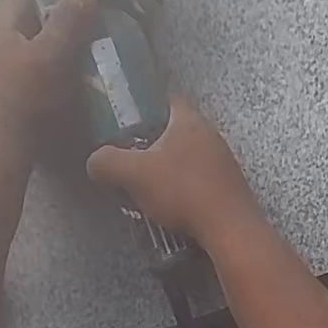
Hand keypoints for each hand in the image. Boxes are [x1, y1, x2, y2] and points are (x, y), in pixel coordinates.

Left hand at [0, 0, 97, 143]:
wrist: (3, 143)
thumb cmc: (26, 95)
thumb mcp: (51, 55)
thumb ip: (68, 22)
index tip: (80, 6)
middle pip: (27, 19)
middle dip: (56, 22)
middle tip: (88, 34)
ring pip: (29, 43)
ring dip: (54, 47)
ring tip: (83, 58)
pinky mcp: (4, 87)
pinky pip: (29, 65)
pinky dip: (48, 66)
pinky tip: (67, 81)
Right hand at [86, 92, 263, 244]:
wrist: (230, 228)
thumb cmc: (182, 191)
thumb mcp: (132, 174)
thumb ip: (106, 162)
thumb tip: (97, 162)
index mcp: (190, 121)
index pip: (167, 99)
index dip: (144, 106)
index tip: (125, 121)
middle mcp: (212, 136)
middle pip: (176, 131)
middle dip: (152, 143)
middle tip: (130, 159)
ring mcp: (225, 162)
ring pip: (188, 157)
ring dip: (168, 169)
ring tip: (146, 187)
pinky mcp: (230, 188)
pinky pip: (200, 179)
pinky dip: (184, 187)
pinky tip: (171, 205)